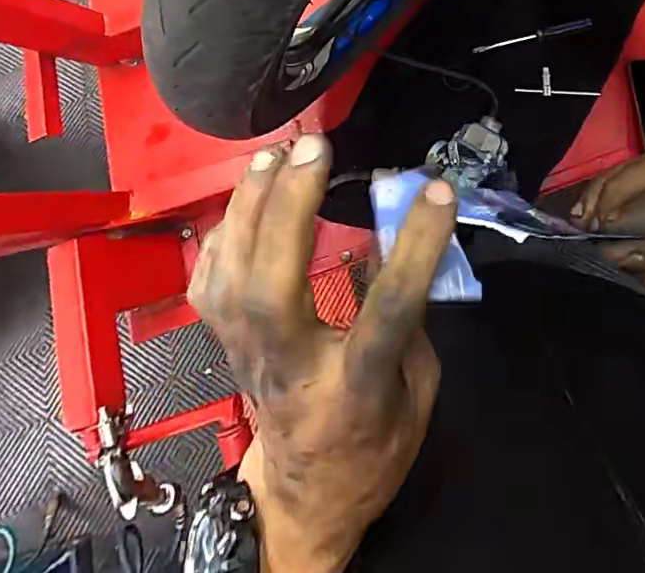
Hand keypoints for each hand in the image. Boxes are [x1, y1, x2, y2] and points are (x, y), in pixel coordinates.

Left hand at [188, 134, 458, 572]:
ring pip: (229, 276)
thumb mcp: (418, 390)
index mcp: (355, 390)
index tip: (436, 189)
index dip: (415, 245)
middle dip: (291, 207)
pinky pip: (208, 279)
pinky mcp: (223, 344)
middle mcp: (289, 368)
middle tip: (314, 148)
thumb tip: (392, 233)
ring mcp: (245, 355)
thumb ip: (408, 316)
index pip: (387, 311)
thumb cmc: (374, 446)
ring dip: (249, 204)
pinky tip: (247, 196)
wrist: (306, 497)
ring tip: (276, 153)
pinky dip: (225, 230)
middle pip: (273, 286)